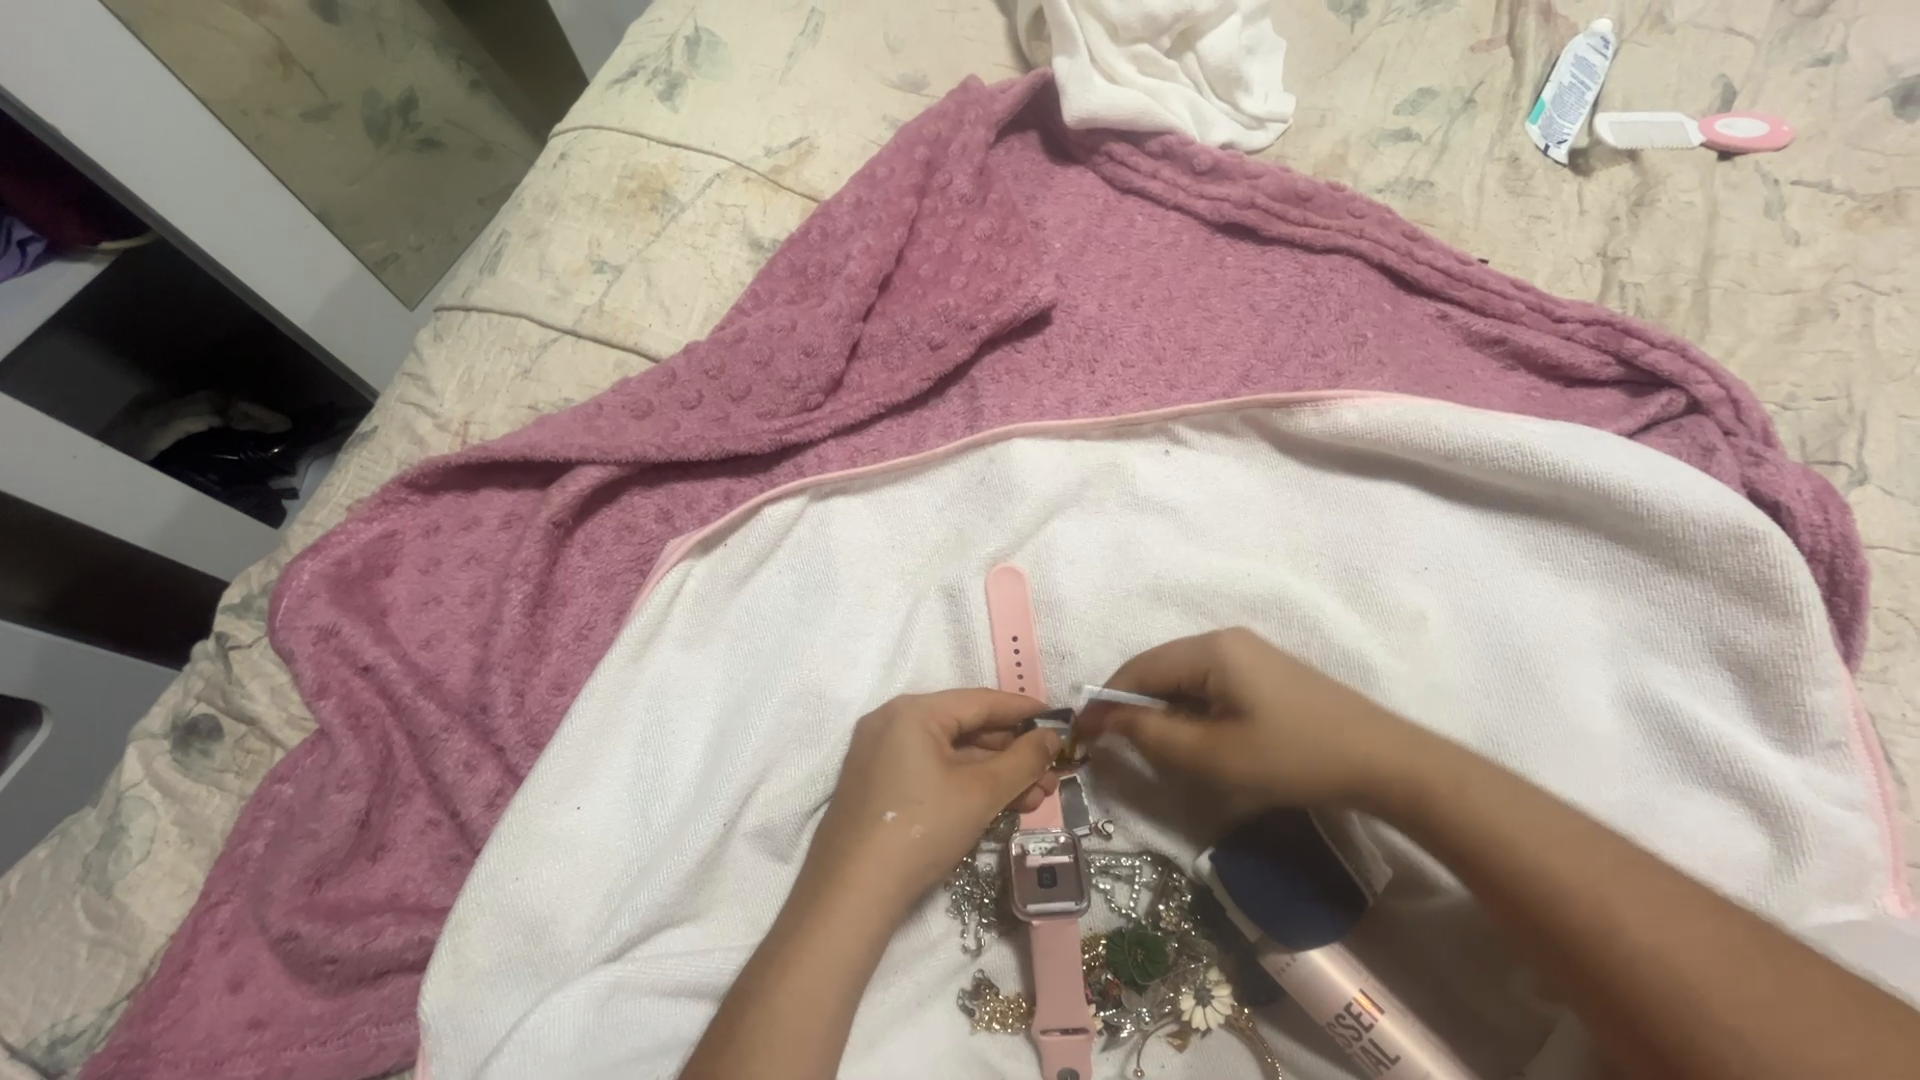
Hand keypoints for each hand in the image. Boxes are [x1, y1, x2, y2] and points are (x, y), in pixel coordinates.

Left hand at [799, 690, 1060, 913]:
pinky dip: (966, 786)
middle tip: (1052, 776)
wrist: (852, 893)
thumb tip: (1051, 736)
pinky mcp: (879, 785)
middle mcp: (892, 723)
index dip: (1025, 711)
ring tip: (1037, 798)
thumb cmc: (921, 829)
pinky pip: (932, 772)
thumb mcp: (981, 792)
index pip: (981, 701)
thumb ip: (1024, 759)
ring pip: (951, 755)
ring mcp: (881, 755)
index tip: (1061, 723)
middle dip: (1013, 754)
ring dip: (995, 775)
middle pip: (966, 728)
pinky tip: (1001, 806)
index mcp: (912, 712)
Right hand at [1078, 628, 1427, 808]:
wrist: (1383, 761)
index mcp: (1210, 649)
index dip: (1103, 702)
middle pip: (1158, 668)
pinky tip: (1191, 736)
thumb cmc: (1292, 757)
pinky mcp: (1264, 671)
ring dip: (1159, 709)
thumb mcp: (1212, 755)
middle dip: (1130, 706)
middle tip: (1109, 746)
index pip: (1137, 669)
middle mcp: (1224, 638)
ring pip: (1182, 677)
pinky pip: (1207, 683)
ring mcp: (1248, 652)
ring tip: (1147, 747)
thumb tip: (1102, 720)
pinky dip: (1187, 708)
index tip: (1080, 737)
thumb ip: (1150, 735)